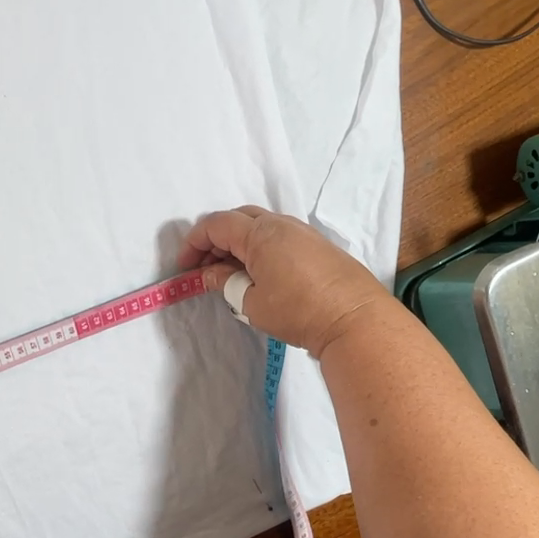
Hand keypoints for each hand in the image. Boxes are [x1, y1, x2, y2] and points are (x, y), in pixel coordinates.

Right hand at [176, 206, 388, 357]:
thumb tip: (211, 275)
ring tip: (229, 274)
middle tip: (204, 268)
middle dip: (215, 240)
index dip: (194, 242)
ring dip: (238, 244)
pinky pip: (278, 237)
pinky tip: (257, 275)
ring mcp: (302, 233)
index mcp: (260, 233)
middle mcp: (281, 225)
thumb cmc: (297, 311)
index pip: (217, 225)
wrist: (354, 318)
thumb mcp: (251, 302)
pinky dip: (259, 249)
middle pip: (238, 219)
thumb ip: (226, 283)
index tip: (184, 266)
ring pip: (260, 227)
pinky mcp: (316, 247)